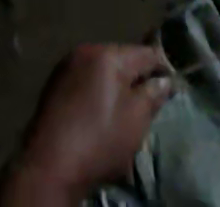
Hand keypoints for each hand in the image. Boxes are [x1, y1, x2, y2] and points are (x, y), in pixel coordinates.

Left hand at [2, 43, 174, 206]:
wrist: (46, 168)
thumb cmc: (97, 141)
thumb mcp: (135, 120)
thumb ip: (153, 95)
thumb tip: (164, 81)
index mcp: (108, 54)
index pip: (146, 53)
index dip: (163, 68)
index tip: (172, 86)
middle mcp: (86, 51)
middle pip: (123, 59)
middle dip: (136, 78)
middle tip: (147, 102)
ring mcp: (66, 67)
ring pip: (102, 70)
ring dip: (115, 86)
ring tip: (122, 110)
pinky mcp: (53, 86)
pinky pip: (85, 81)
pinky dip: (95, 93)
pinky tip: (98, 114)